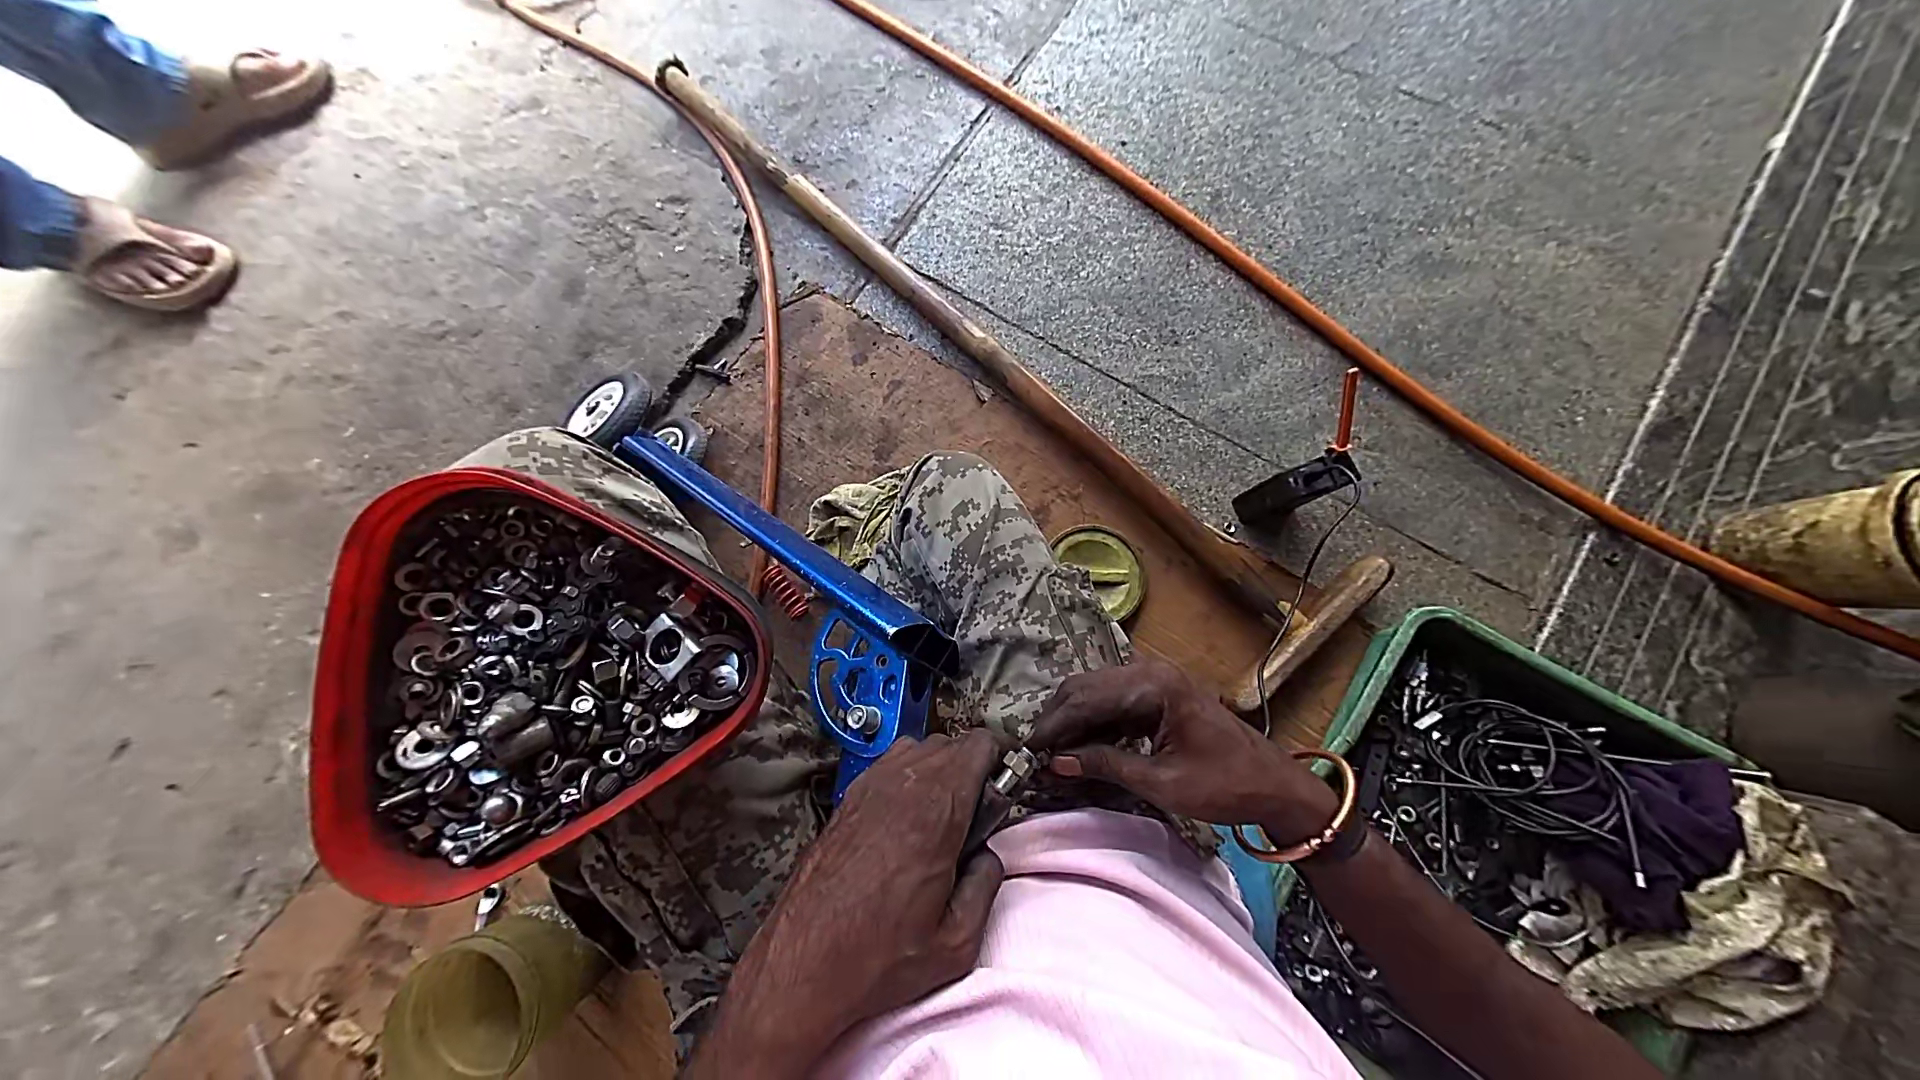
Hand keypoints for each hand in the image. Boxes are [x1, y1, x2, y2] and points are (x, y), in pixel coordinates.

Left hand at [686, 730, 1004, 1078]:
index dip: (1000, 762)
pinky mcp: (850, 797)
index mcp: (937, 810)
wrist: (803, 962)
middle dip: (972, 770)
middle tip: (973, 816)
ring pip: (920, 748)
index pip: (980, 745)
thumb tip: (987, 857)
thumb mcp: (956, 942)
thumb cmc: (872, 955)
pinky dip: (908, 778)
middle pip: (952, 743)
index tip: (1001, 788)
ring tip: (938, 818)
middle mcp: (903, 785)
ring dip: (938, 770)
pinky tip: (905, 820)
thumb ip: (987, 884)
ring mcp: (871, 786)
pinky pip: (890, 764)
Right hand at [1028, 660, 1338, 843]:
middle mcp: (1149, 670)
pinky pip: (1110, 700)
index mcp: (1154, 685)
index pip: (1086, 698)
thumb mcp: (1162, 783)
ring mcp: (1153, 678)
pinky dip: (1091, 721)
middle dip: (1056, 720)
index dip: (1053, 726)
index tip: (1027, 751)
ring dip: (1071, 720)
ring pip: (1093, 691)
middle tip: (1034, 753)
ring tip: (1051, 751)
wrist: (1274, 784)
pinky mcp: (1155, 692)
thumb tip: (1055, 762)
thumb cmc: (1225, 786)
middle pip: (1084, 687)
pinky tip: (1079, 744)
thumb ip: (1106, 765)